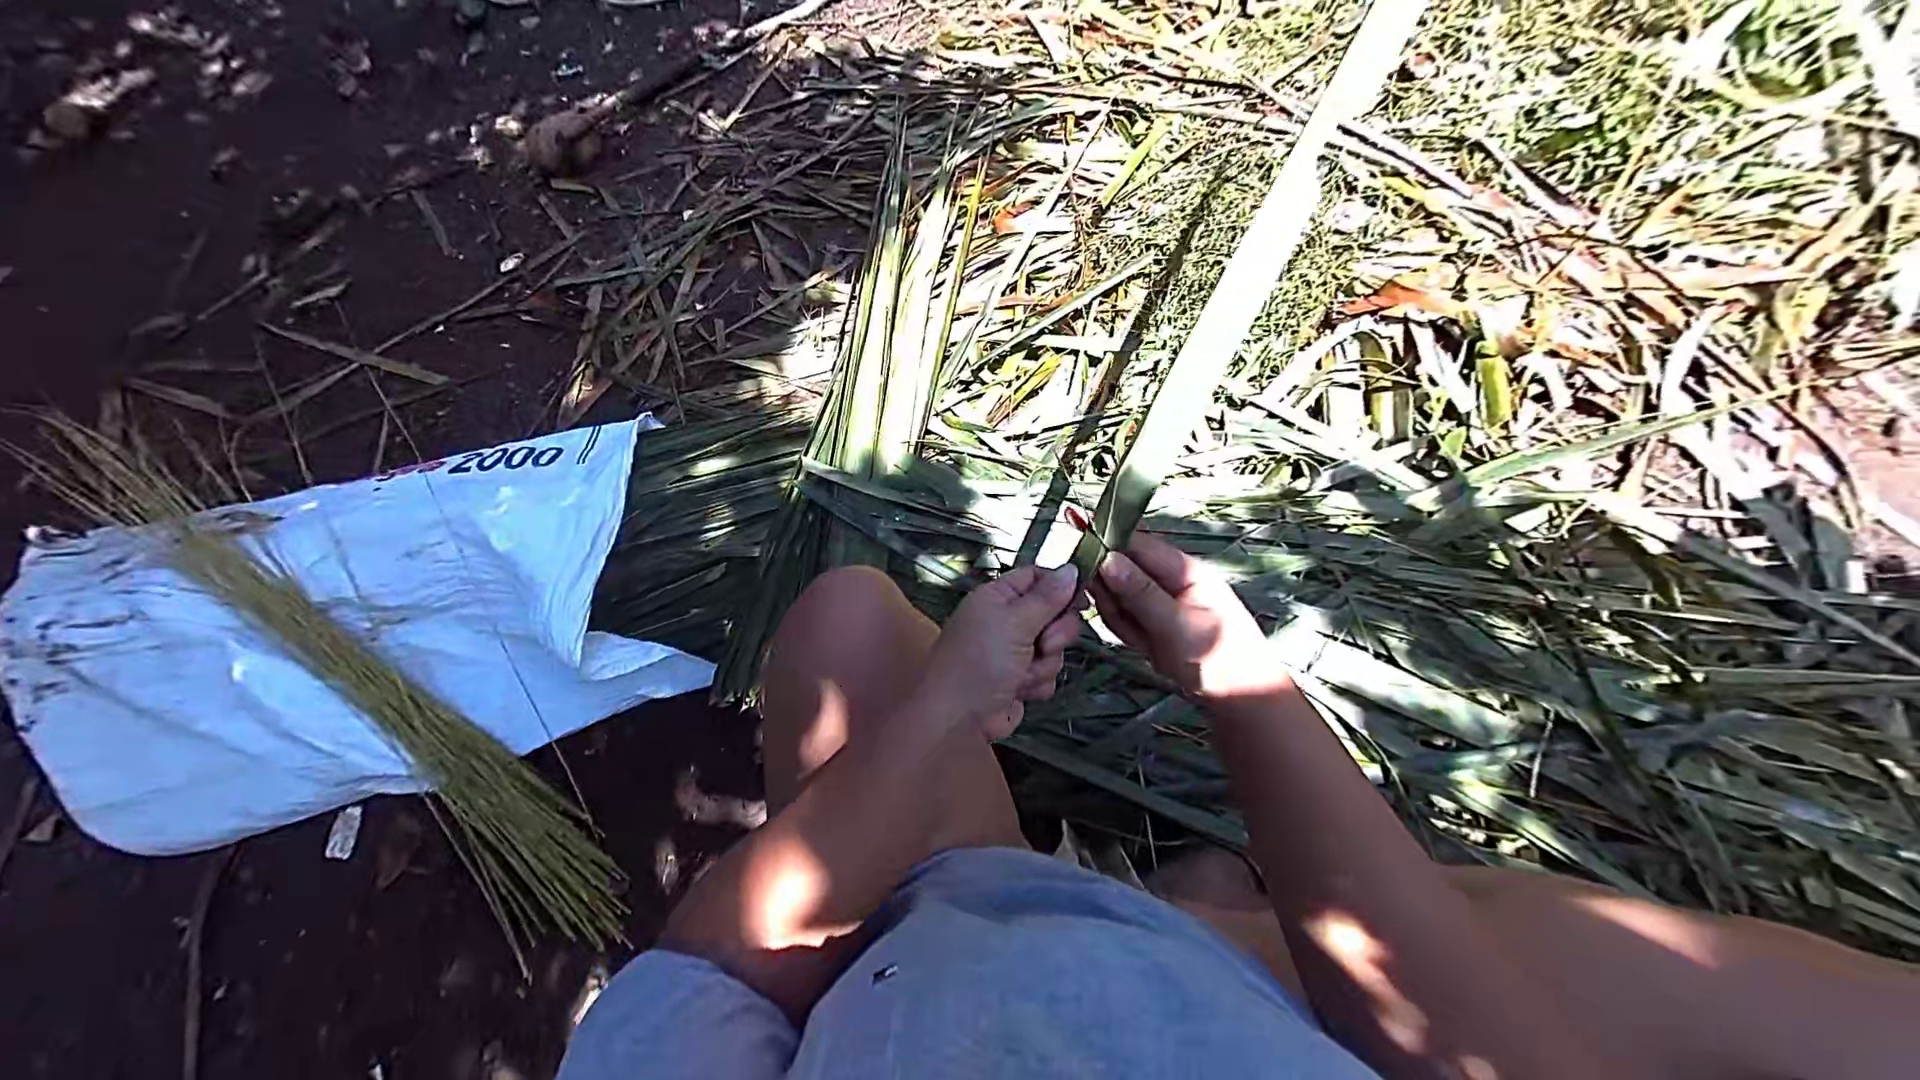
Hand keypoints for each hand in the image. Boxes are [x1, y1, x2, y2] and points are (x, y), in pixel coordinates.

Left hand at [918, 564, 1083, 740]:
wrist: (958, 719)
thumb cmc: (980, 661)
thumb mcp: (1014, 622)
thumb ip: (1047, 597)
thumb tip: (1072, 568)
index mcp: (997, 597)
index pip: (1037, 577)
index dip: (1061, 586)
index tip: (1081, 600)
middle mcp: (1006, 620)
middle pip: (1053, 614)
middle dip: (1055, 634)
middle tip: (1043, 645)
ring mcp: (1014, 651)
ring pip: (1054, 648)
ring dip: (1043, 664)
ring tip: (1020, 675)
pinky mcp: (1021, 679)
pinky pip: (1048, 673)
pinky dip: (1037, 683)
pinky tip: (1019, 691)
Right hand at [1086, 533, 1284, 700]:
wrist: (1241, 700)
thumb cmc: (1218, 660)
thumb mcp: (1176, 625)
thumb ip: (1139, 591)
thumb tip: (1105, 558)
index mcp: (1183, 569)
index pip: (1136, 543)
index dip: (1105, 540)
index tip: (1076, 544)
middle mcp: (1169, 580)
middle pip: (1121, 568)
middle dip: (1111, 592)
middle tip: (1123, 619)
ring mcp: (1159, 601)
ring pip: (1117, 594)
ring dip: (1118, 615)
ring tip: (1140, 638)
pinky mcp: (1152, 621)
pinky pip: (1123, 615)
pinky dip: (1124, 629)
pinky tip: (1141, 645)